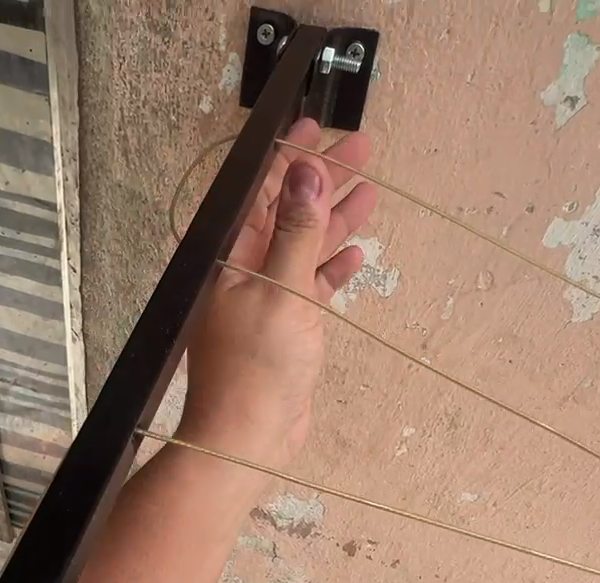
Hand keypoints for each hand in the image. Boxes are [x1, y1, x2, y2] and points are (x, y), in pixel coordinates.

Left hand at [176, 118, 378, 469]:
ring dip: (334, 223)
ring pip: (303, 250)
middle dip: (322, 183)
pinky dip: (331, 271)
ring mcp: (265, 302)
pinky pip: (310, 288)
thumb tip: (306, 172)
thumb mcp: (280, 289)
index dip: (288, 159)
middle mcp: (242, 274)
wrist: (248, 437)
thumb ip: (296, 231)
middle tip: (362, 150)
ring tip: (371, 192)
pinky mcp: (285, 330)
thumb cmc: (255, 367)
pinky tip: (357, 253)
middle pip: (286, 215)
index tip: (317, 128)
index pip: (258, 194)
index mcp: (228, 258)